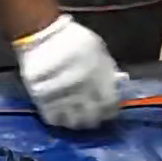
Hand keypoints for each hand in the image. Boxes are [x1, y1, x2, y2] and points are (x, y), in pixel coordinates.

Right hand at [14, 14, 121, 129]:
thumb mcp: (97, 50)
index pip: (109, 104)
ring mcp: (61, 96)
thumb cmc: (73, 41)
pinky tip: (61, 117)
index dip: (110, 111)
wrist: (43, 38)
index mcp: (99, 76)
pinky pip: (53, 118)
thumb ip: (107, 69)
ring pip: (72, 121)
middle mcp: (81, 90)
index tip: (108, 113)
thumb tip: (117, 84)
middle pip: (90, 116)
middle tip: (92, 121)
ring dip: (76, 123)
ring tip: (76, 121)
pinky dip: (59, 120)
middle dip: (93, 120)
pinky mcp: (43, 101)